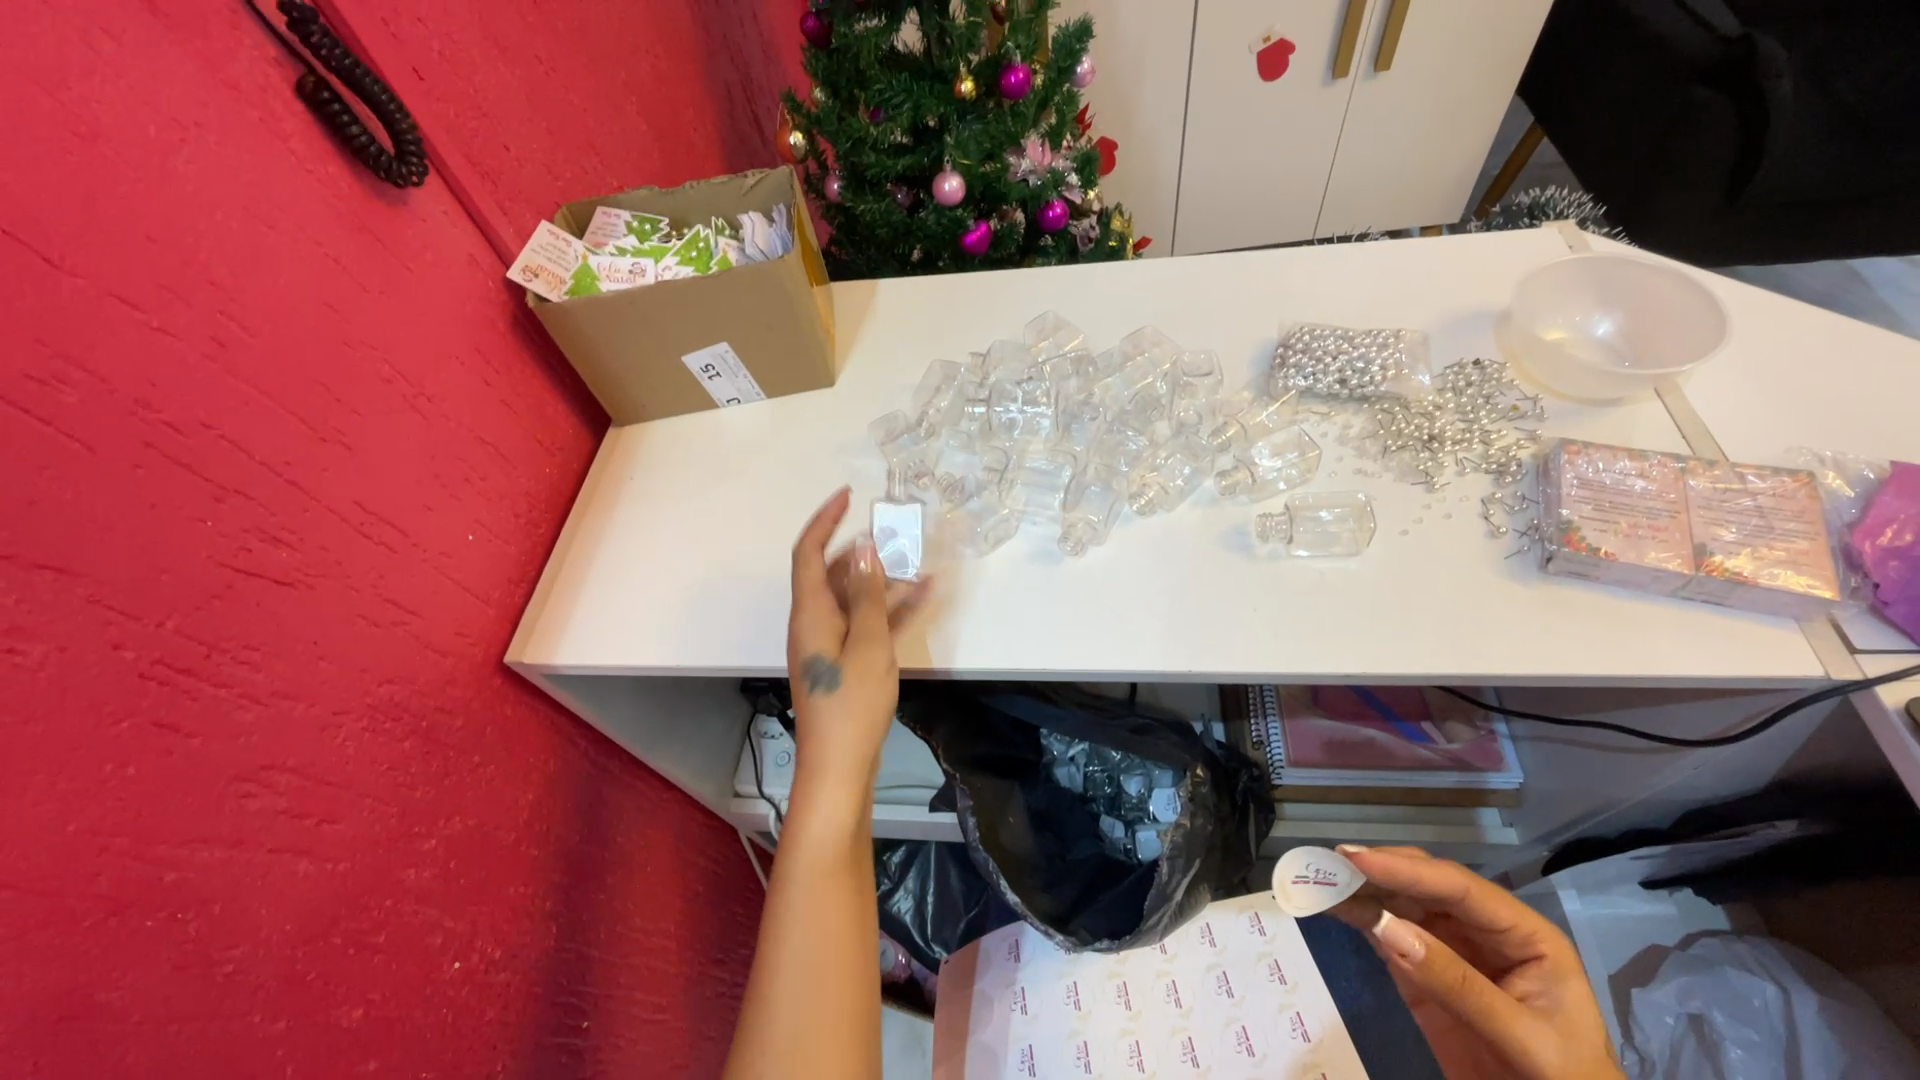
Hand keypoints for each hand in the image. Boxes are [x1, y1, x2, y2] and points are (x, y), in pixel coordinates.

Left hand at [787, 488, 932, 788]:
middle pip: (832, 572)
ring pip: (855, 598)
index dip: (825, 520)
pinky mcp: (845, 662)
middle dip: (864, 549)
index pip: (808, 551)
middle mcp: (814, 622)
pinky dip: (891, 610)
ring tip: (922, 562)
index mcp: (810, 612)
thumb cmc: (851, 703)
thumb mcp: (867, 643)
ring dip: (885, 580)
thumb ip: (868, 594)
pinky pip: (867, 624)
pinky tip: (926, 597)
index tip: (848, 495)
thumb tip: (865, 546)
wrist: (840, 766)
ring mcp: (829, 644)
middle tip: (898, 532)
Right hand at [1329, 846, 1623, 1079]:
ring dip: (1364, 891)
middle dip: (1381, 871)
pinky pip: (1390, 936)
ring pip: (1403, 905)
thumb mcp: (1524, 1039)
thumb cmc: (1563, 1079)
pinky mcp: (1427, 975)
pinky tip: (1334, 907)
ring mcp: (1454, 951)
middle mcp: (1486, 931)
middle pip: (1427, 886)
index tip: (1355, 858)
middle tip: (1332, 863)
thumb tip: (1386, 928)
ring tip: (1322, 879)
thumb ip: (1458, 985)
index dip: (1406, 869)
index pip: (1459, 888)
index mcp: (1524, 934)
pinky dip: (1360, 919)